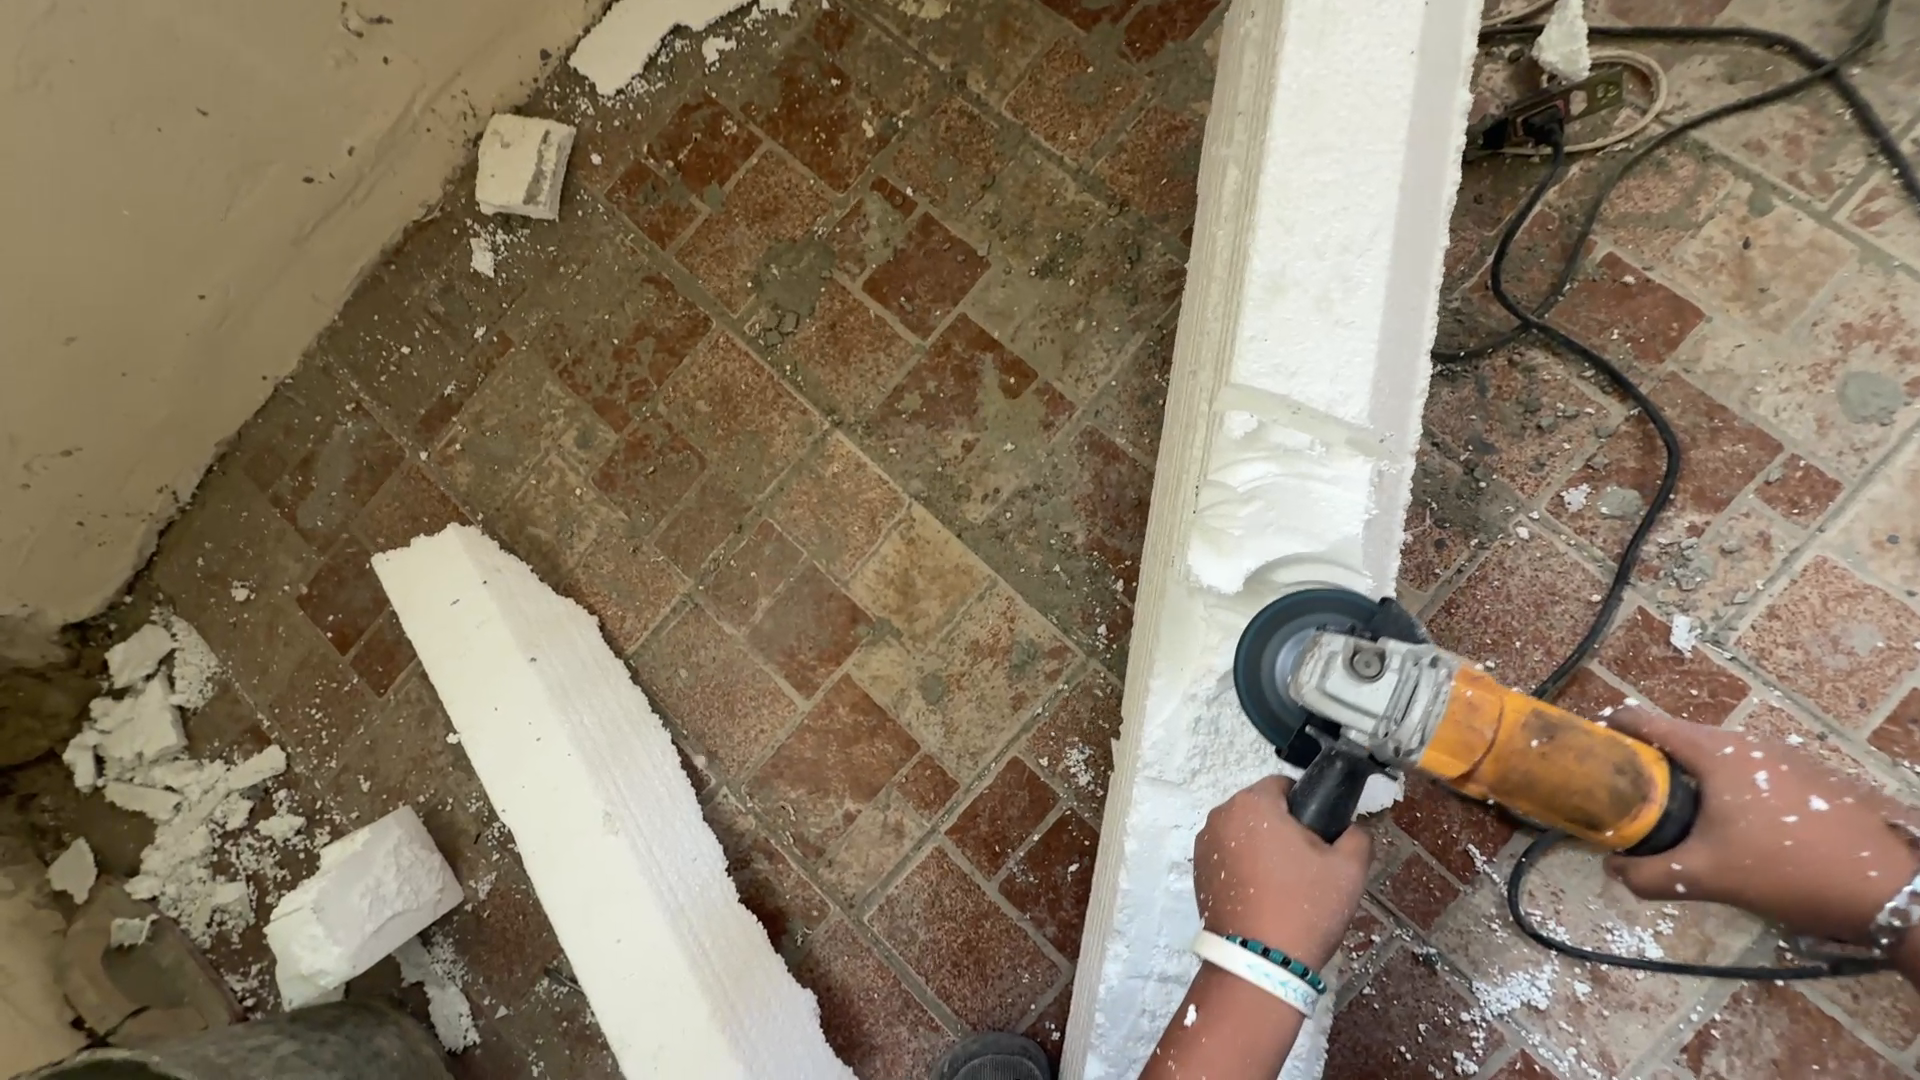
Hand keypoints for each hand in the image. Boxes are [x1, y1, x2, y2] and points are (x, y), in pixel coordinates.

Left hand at [1193, 775, 1370, 968]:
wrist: (1260, 960)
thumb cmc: (1305, 906)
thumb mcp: (1349, 870)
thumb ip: (1356, 836)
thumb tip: (1351, 827)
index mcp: (1252, 803)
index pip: (1282, 785)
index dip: (1305, 805)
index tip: (1319, 835)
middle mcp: (1221, 814)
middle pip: (1260, 809)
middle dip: (1282, 827)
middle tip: (1307, 863)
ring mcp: (1204, 842)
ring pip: (1243, 832)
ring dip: (1262, 846)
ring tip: (1285, 883)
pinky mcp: (1197, 869)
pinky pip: (1227, 854)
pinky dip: (1243, 865)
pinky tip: (1262, 894)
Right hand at [1602, 704, 1919, 942]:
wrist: (1908, 895)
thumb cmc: (1792, 870)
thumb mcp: (1708, 878)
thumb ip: (1647, 874)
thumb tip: (1611, 869)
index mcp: (1714, 751)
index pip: (1640, 719)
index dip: (1606, 731)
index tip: (1589, 755)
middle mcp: (1747, 743)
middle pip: (1676, 738)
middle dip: (1645, 762)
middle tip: (1627, 795)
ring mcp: (1787, 758)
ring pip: (1715, 756)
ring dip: (1688, 777)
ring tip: (1676, 814)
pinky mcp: (1815, 779)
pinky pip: (1749, 772)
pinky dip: (1726, 789)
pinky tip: (1735, 827)